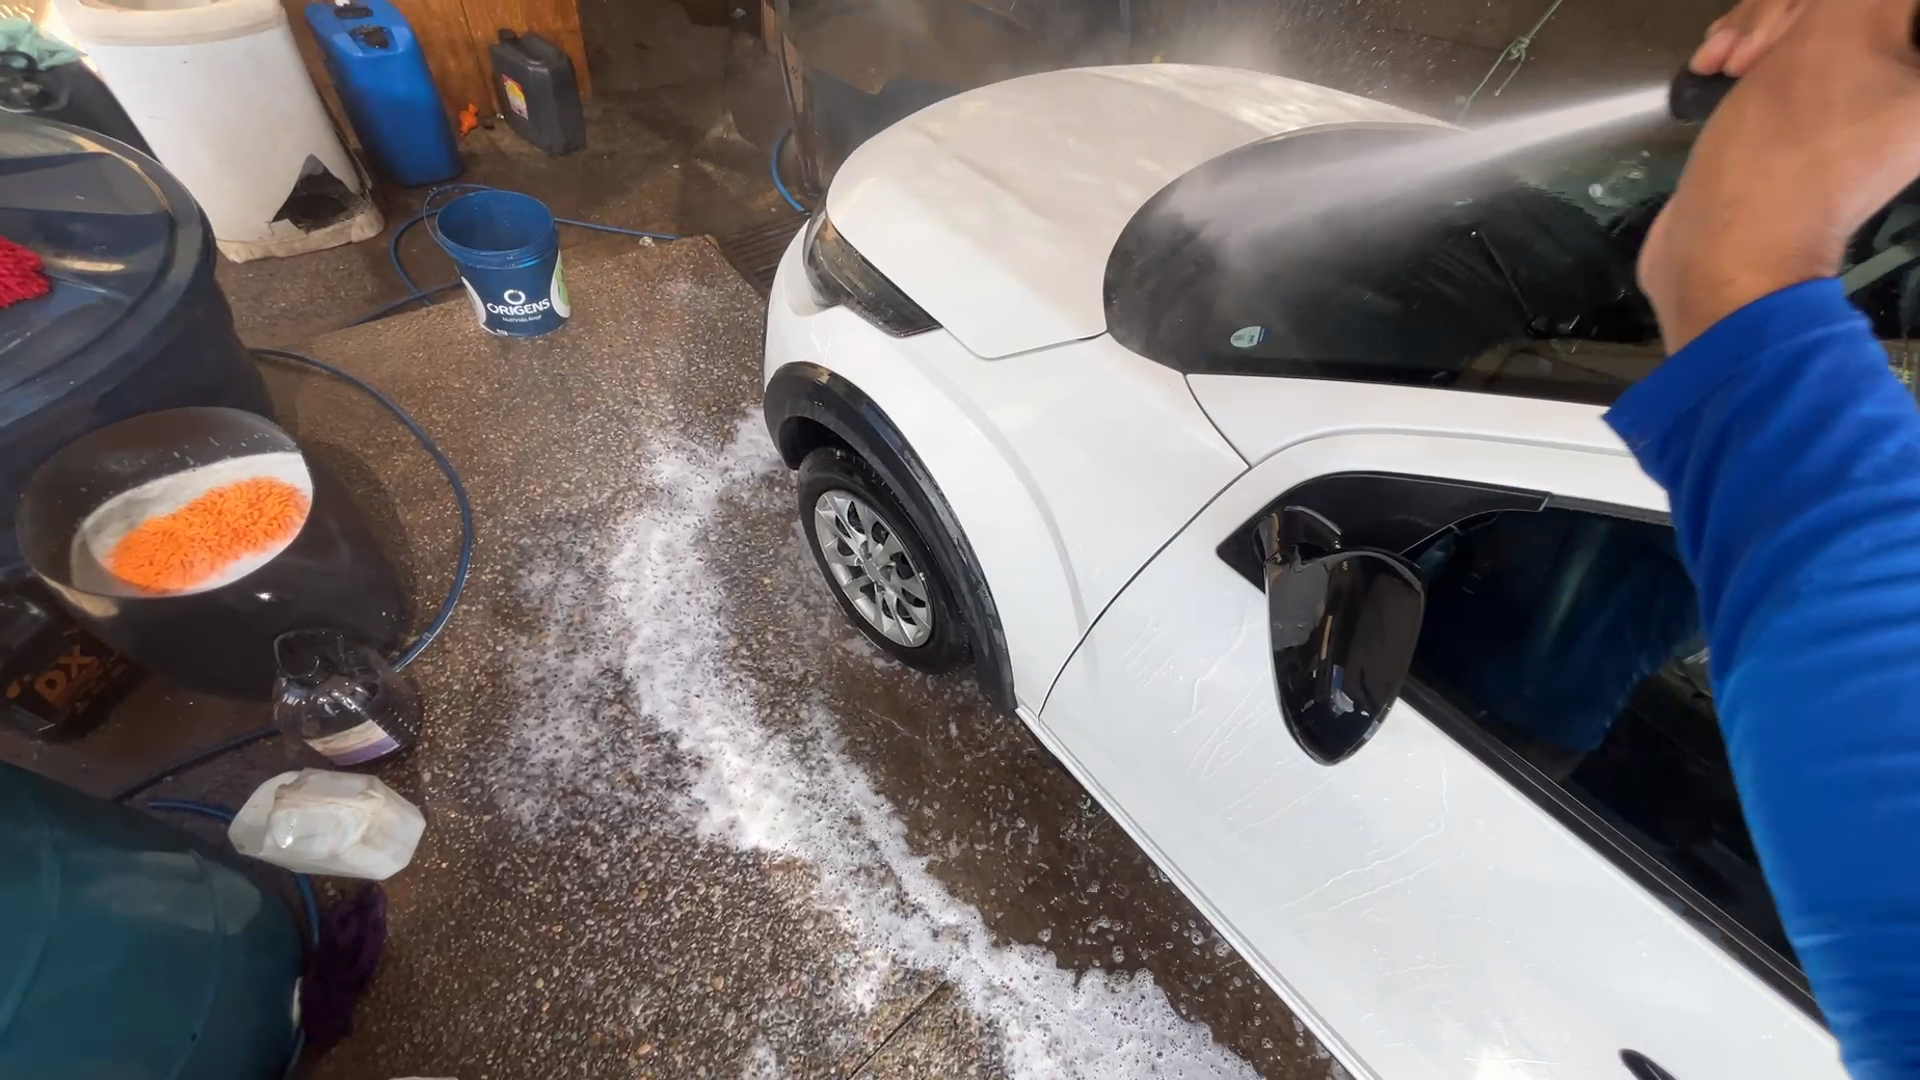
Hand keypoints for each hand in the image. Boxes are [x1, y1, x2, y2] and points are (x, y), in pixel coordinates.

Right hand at [1641, 0, 1919, 349]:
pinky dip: (1752, 61)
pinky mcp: (1808, 124)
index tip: (1782, 26)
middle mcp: (1913, 79)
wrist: (1724, 257)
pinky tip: (1715, 72)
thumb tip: (1827, 8)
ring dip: (1762, 31)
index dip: (1814, 3)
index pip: (1892, 0)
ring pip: (1820, 27)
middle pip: (1860, 7)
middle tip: (1743, 49)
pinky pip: (1793, 65)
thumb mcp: (1829, 44)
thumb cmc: (1781, 158)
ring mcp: (1865, 102)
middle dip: (1787, 10)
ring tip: (1718, 62)